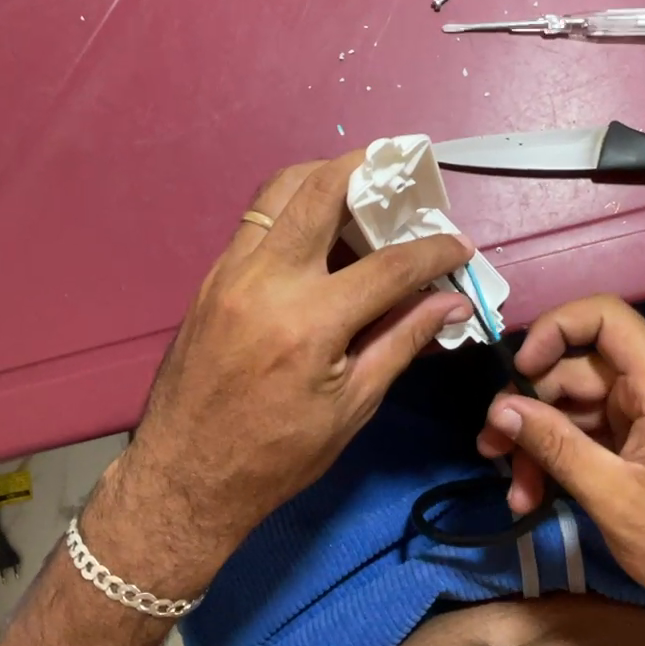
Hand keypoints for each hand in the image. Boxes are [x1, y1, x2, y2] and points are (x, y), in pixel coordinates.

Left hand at [97, 151, 474, 577]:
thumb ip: (403, 341)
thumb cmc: (277, 456)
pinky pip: (256, 222)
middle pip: (319, 190)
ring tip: (356, 189)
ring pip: (277, 193)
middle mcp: (266, 279)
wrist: (184, 477)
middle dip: (364, 168)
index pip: (388, 265)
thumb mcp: (352, 406)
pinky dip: (292, 209)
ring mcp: (230, 272)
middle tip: (397, 169)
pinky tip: (316, 230)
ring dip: (320, 178)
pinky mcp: (211, 279)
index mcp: (310, 321)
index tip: (459, 245)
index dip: (433, 250)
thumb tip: (450, 301)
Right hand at [475, 295, 644, 632]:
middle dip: (532, 410)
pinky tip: (540, 492)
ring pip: (581, 403)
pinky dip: (570, 453)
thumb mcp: (616, 499)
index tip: (518, 374)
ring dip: (545, 442)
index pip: (605, 317)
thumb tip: (500, 409)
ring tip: (518, 491)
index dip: (552, 331)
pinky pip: (598, 425)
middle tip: (491, 450)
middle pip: (579, 369)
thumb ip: (556, 446)